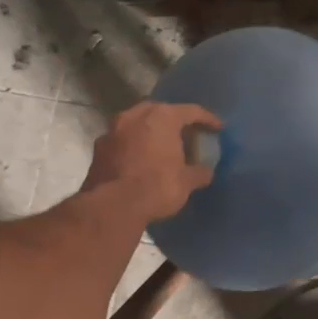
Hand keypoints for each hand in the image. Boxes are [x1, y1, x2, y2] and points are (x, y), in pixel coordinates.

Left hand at [82, 101, 221, 222]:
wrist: (111, 207)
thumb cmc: (157, 186)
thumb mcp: (187, 181)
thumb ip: (199, 172)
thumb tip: (205, 172)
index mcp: (162, 117)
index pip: (191, 111)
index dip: (207, 119)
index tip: (218, 128)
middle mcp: (135, 116)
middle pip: (160, 111)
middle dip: (174, 120)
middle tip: (186, 133)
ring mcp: (113, 131)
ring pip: (137, 123)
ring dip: (150, 132)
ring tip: (162, 146)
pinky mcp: (98, 149)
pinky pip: (123, 140)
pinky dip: (134, 146)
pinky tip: (141, 160)